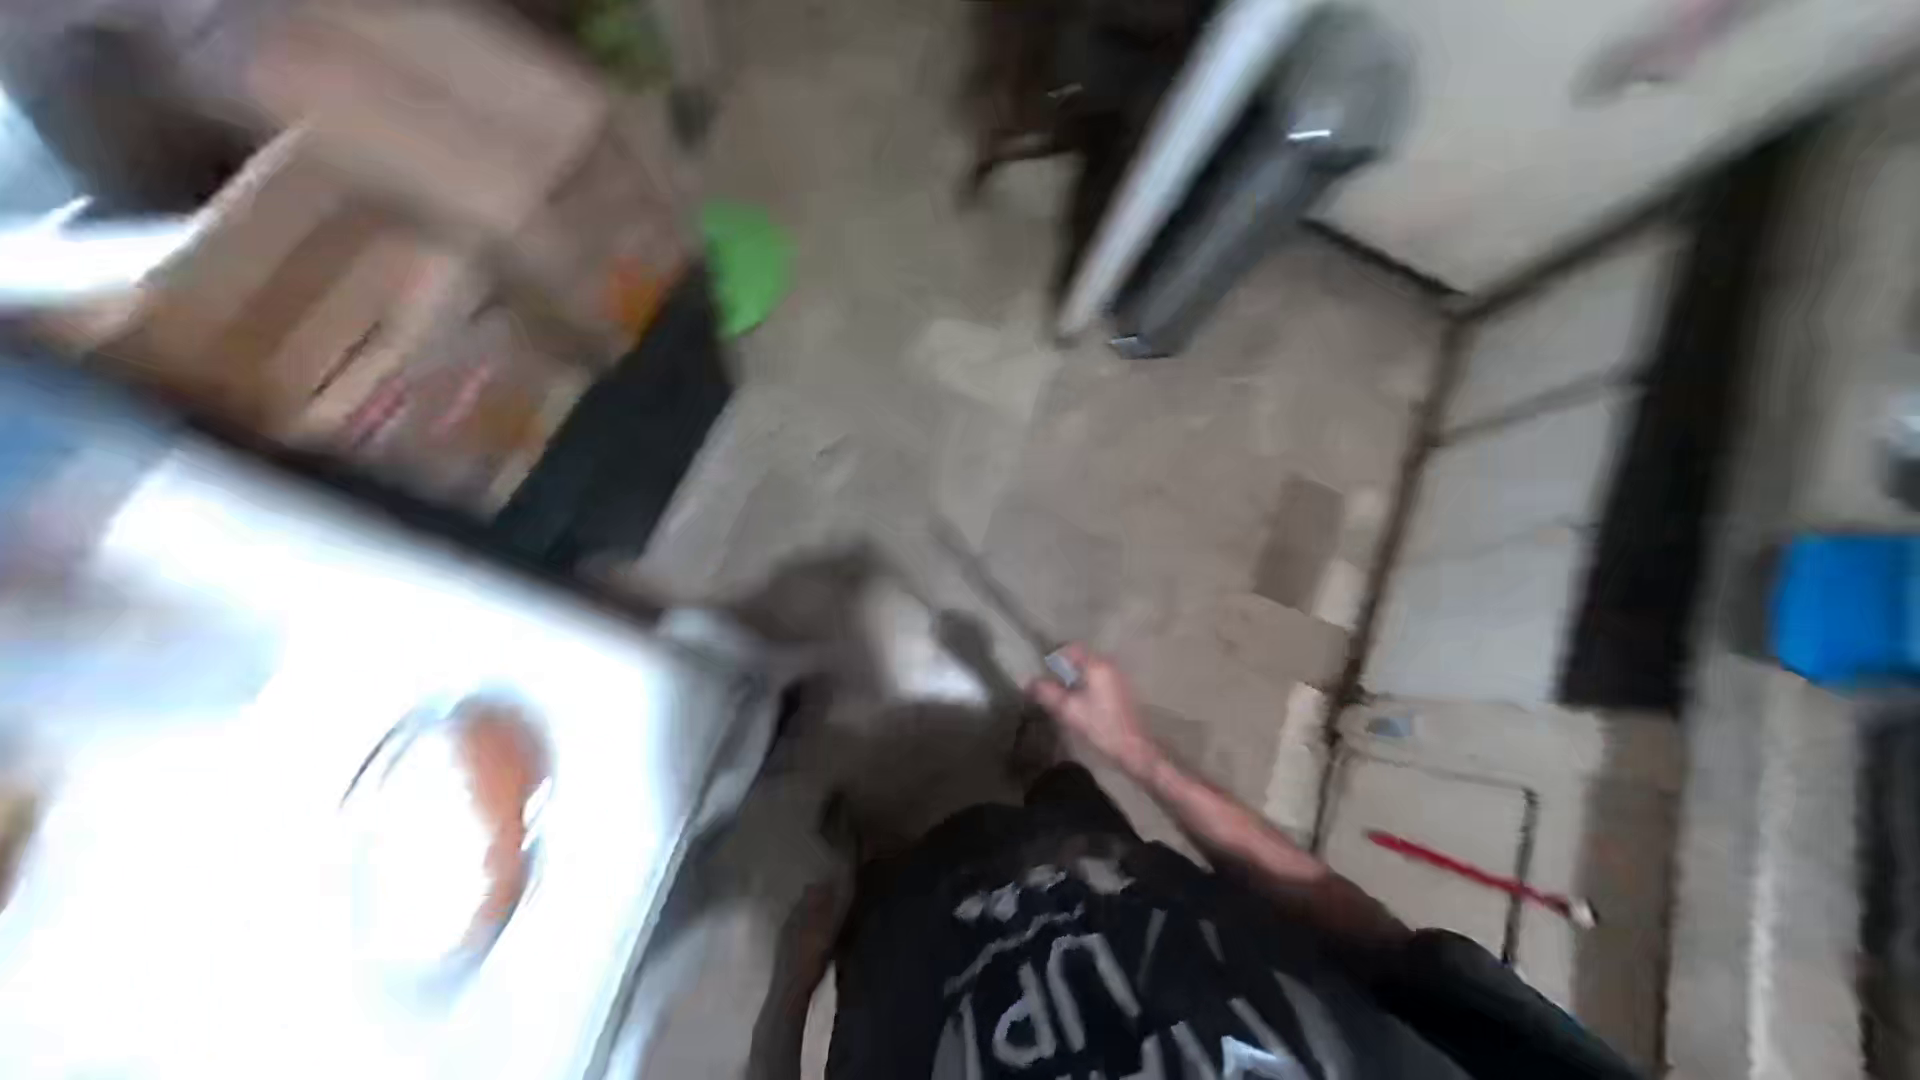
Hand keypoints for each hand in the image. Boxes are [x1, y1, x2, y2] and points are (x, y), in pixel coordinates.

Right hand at [1027, 645, 1161, 777]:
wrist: (1134, 748)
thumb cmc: (1100, 726)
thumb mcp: (1068, 710)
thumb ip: (1046, 692)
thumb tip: (1027, 681)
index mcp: (1097, 665)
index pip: (1072, 648)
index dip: (1055, 654)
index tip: (1042, 667)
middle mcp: (1109, 665)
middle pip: (1081, 657)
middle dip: (1064, 667)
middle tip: (1049, 681)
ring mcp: (1118, 677)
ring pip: (1090, 668)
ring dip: (1075, 676)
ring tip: (1061, 692)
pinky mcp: (1122, 690)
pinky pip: (1098, 678)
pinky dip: (1086, 683)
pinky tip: (1079, 701)